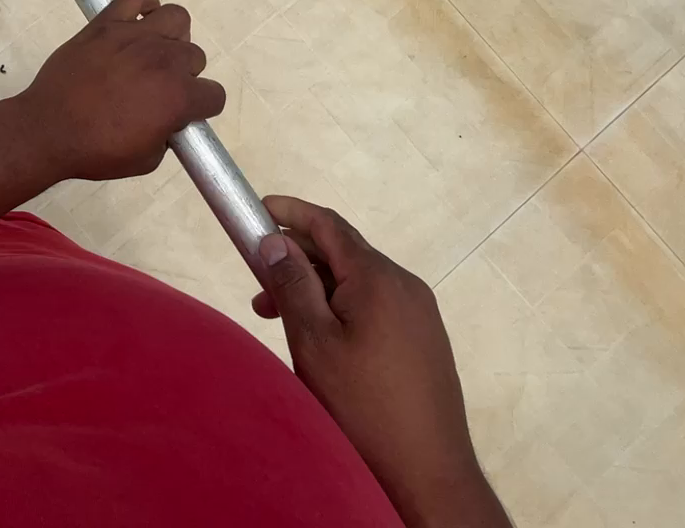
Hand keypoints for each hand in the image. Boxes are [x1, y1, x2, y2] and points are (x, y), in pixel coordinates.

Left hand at [12, 0, 224, 182]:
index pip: (214, 95)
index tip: (181, 114)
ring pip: (177, 19)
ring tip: (150, 53)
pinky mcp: (106, 24)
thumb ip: (168, 134)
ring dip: (171, 37)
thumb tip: (169, 118)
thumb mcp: (147, 159)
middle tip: (155, 88)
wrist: (49, 129)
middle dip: (181, 75)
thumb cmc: (97, 150)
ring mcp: (134, 36)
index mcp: (178, 97)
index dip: (200, 108)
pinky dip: (143, 4)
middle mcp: (164, 60)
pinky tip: (136, 23)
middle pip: (195, 56)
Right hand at [253, 196, 510, 527]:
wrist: (428, 477)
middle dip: (295, 257)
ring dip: (313, 286)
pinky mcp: (423, 340)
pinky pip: (372, 304)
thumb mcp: (312, 339)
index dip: (290, 211)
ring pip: (354, 280)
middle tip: (256, 281)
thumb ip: (292, 282)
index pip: (328, 225)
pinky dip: (337, 305)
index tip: (256, 208)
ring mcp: (419, 313)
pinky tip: (315, 334)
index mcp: (379, 278)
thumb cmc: (361, 404)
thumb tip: (274, 240)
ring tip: (276, 315)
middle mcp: (405, 285)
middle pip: (341, 251)